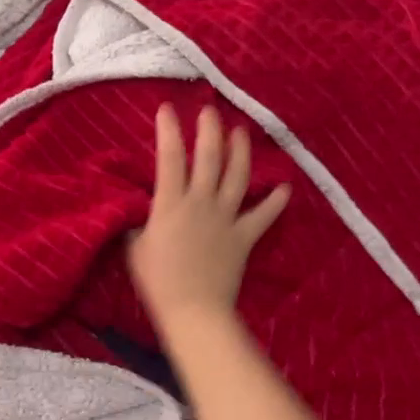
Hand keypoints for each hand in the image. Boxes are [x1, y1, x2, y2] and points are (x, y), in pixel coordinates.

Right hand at [129, 103, 291, 321]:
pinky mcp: (244, 238)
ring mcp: (226, 219)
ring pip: (238, 178)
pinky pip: (263, 217)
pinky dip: (275, 202)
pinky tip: (284, 187)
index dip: (168, 130)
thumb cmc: (156, 280)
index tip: (166, 108)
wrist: (194, 310)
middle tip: (209, 109)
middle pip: (209, 159)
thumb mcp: (134, 245)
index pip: (170, 157)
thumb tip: (139, 207)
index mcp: (170, 204)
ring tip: (241, 131)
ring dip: (241, 152)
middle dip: (209, 131)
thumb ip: (139, 221)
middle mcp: (201, 204)